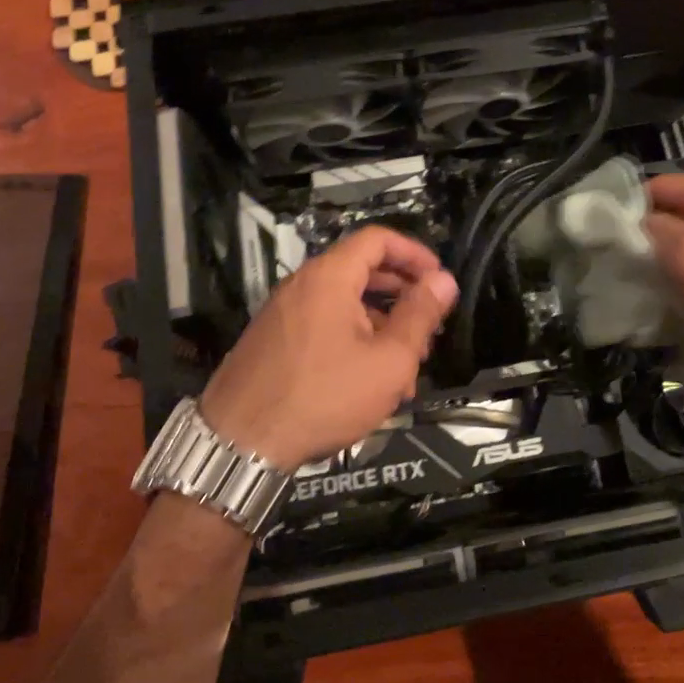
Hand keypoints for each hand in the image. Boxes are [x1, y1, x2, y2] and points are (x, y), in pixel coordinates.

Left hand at [197, 226, 458, 469]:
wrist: (239, 443)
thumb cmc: (323, 396)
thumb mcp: (387, 361)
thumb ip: (419, 316)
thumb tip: (444, 280)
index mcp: (329, 277)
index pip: (377, 239)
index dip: (415, 253)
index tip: (439, 280)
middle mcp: (302, 285)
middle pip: (361, 269)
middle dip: (401, 294)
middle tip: (429, 327)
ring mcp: (283, 313)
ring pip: (343, 303)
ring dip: (380, 324)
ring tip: (404, 367)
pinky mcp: (273, 341)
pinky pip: (322, 325)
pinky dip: (352, 339)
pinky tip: (367, 382)